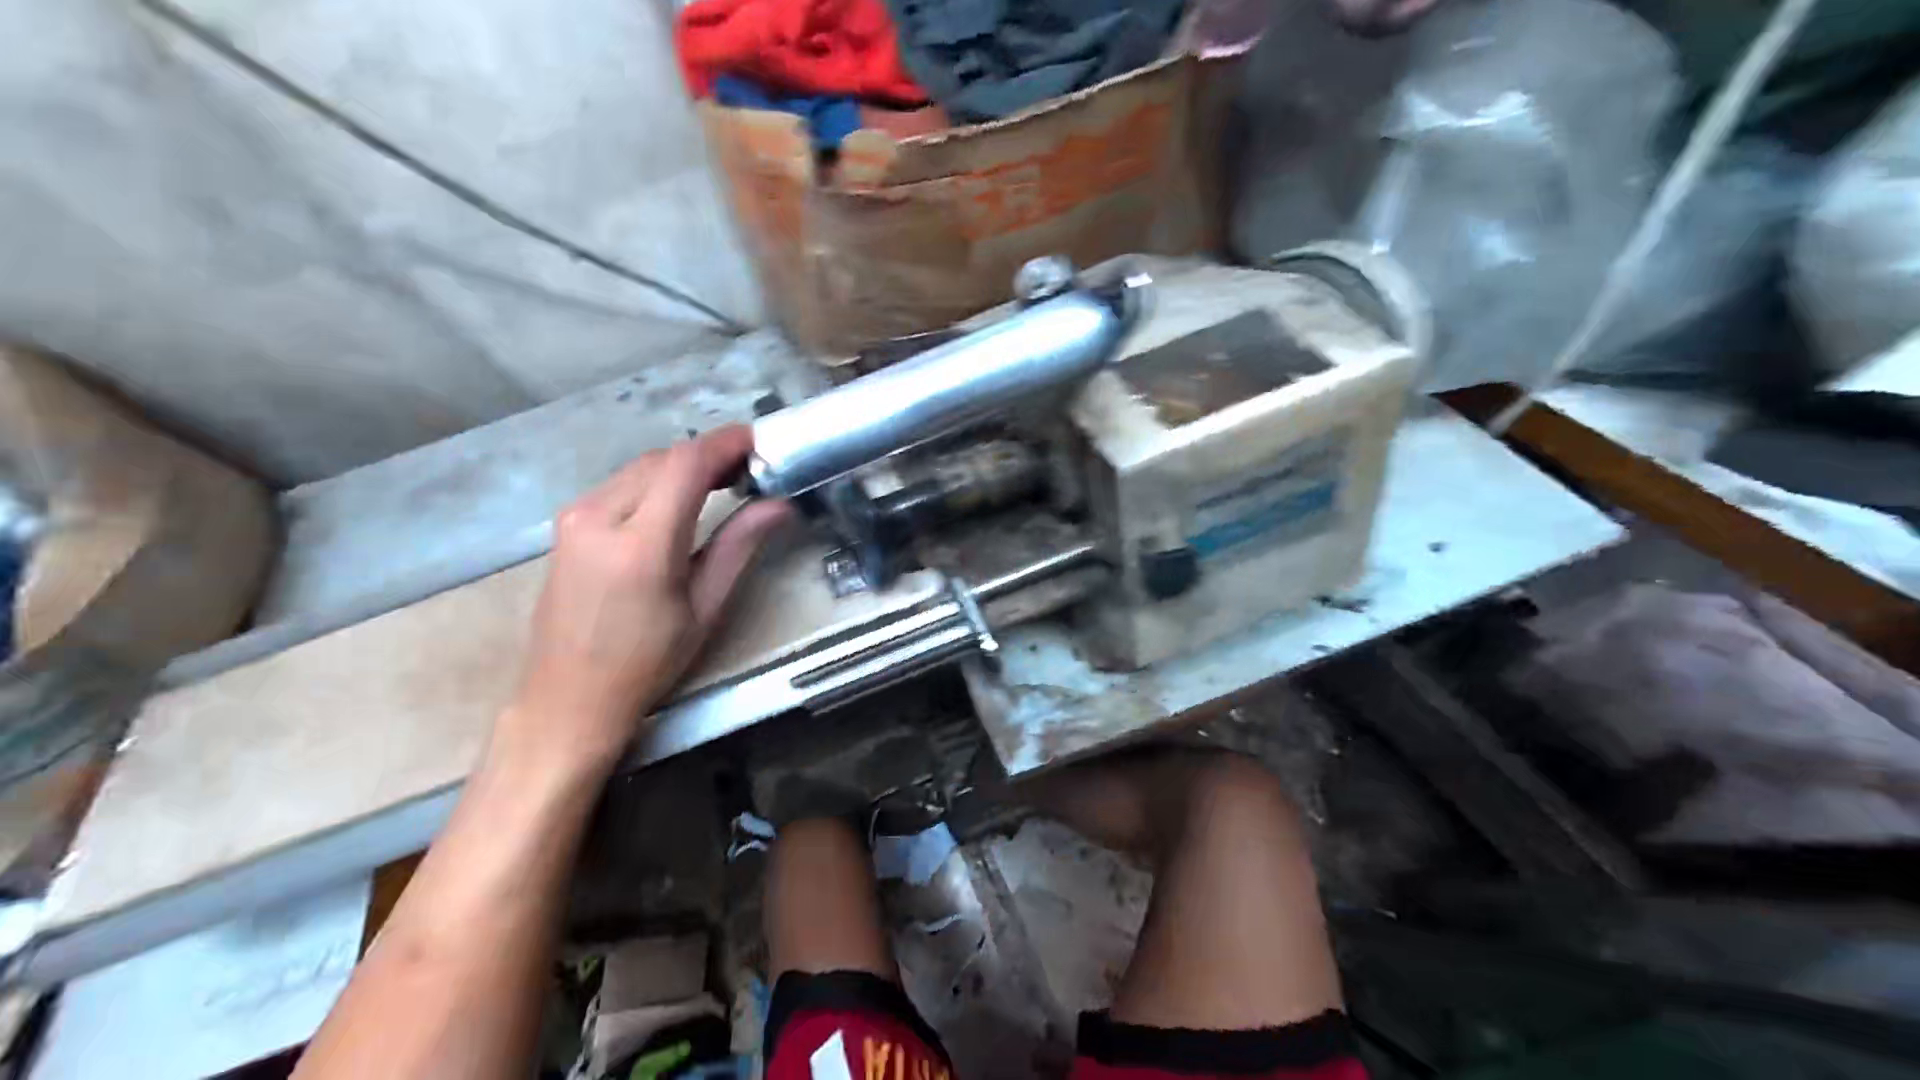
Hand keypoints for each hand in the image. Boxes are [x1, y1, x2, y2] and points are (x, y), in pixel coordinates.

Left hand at [496, 426, 789, 778]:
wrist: (567, 698)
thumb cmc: (647, 664)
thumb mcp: (704, 609)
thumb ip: (739, 547)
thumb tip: (779, 505)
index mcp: (640, 546)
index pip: (685, 466)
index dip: (725, 444)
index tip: (759, 442)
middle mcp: (598, 518)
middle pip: (662, 459)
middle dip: (708, 454)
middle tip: (749, 469)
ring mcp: (574, 518)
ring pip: (640, 468)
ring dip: (682, 466)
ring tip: (721, 482)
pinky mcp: (566, 524)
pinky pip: (620, 484)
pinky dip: (656, 480)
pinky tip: (678, 499)